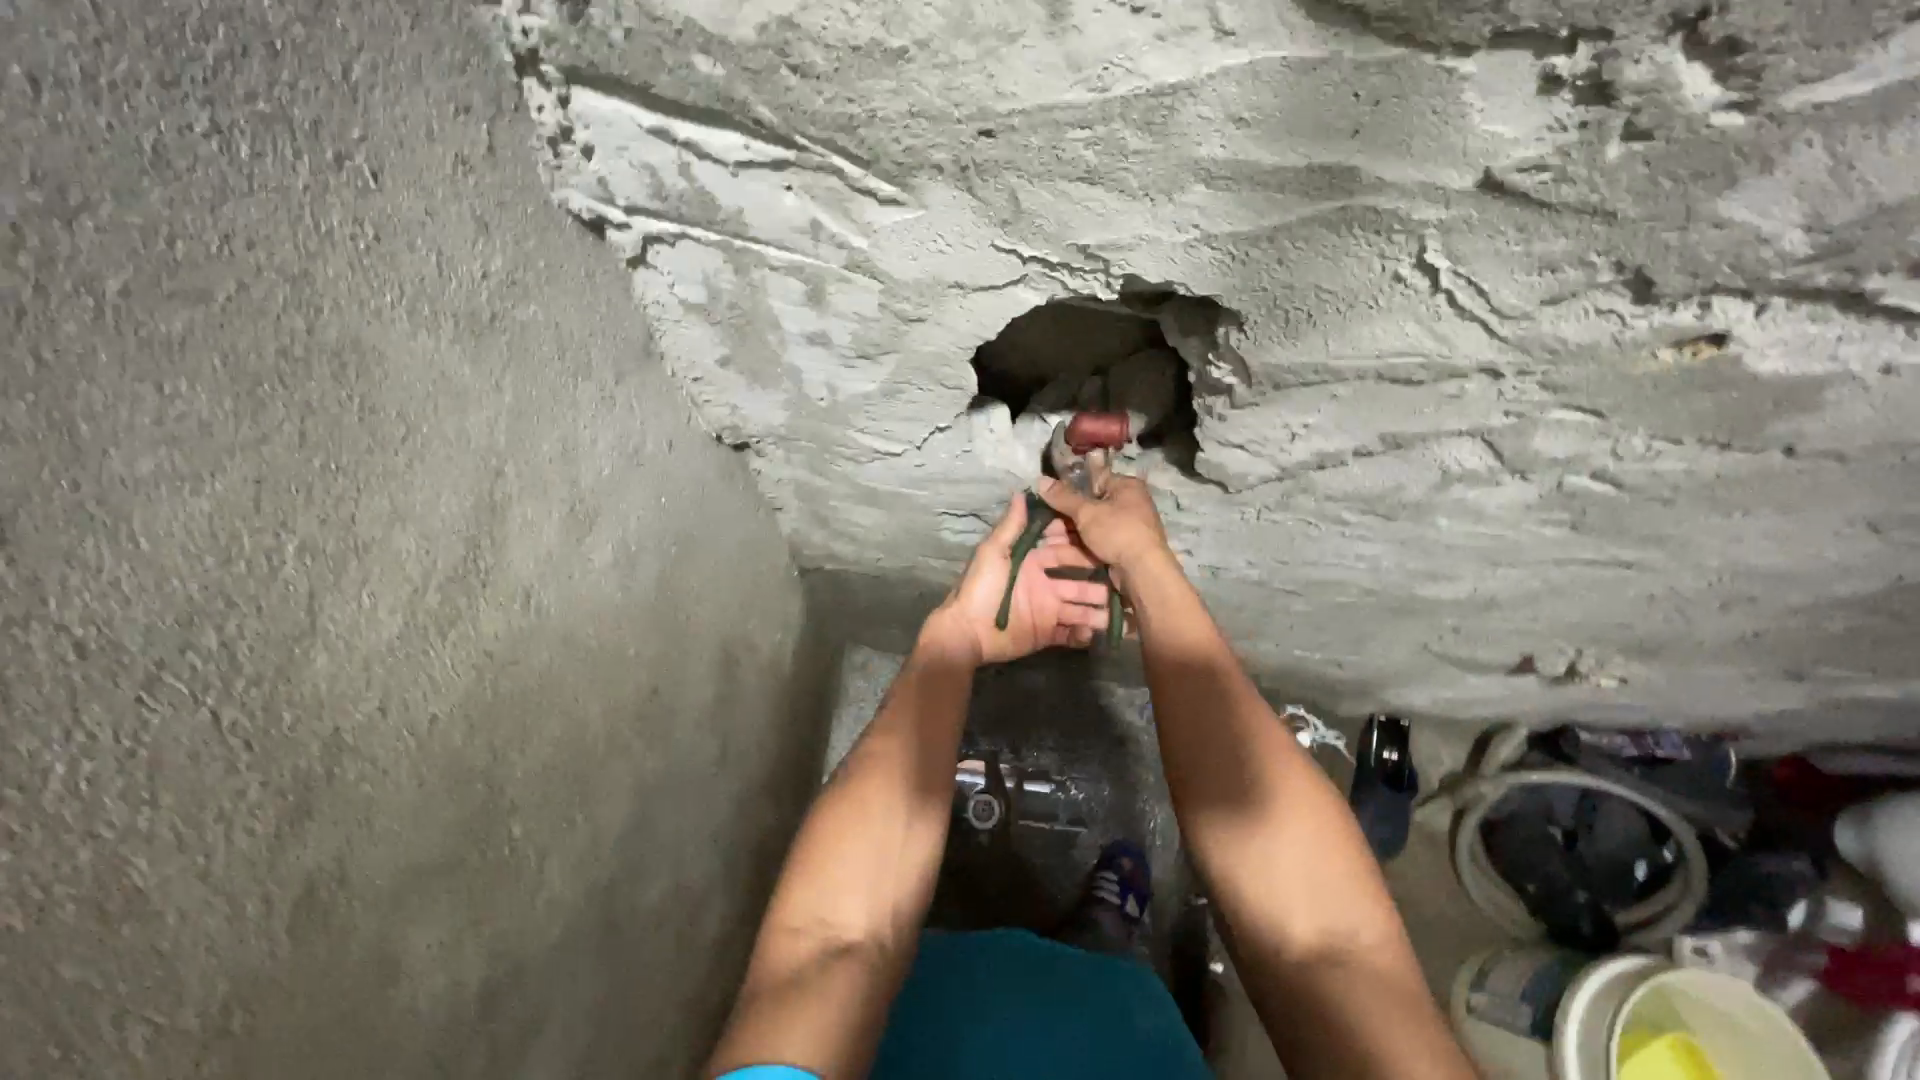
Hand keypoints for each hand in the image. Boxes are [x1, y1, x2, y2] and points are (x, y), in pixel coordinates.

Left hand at [923, 492, 1115, 664]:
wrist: (967, 633)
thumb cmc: (980, 589)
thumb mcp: (993, 553)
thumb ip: (1011, 526)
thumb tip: (1022, 491)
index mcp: (1032, 562)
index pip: (1063, 552)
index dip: (1082, 550)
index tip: (1104, 546)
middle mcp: (1044, 585)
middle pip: (1078, 582)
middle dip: (1098, 583)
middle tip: (1120, 585)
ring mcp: (1047, 611)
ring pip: (1079, 608)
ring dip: (1097, 610)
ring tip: (1116, 614)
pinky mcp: (1046, 634)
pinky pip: (1071, 634)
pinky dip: (1084, 634)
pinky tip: (1095, 633)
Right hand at [1034, 473, 1173, 587]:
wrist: (1142, 571)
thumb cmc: (1117, 531)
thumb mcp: (1086, 511)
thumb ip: (1063, 497)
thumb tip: (1041, 479)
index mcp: (1126, 487)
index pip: (1093, 481)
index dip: (1069, 490)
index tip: (1048, 499)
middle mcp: (1128, 505)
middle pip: (1089, 508)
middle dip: (1063, 519)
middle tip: (1042, 527)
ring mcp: (1125, 530)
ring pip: (1089, 529)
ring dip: (1066, 536)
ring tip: (1043, 543)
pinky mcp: (1121, 551)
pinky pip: (1095, 545)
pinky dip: (1077, 549)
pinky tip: (1055, 555)